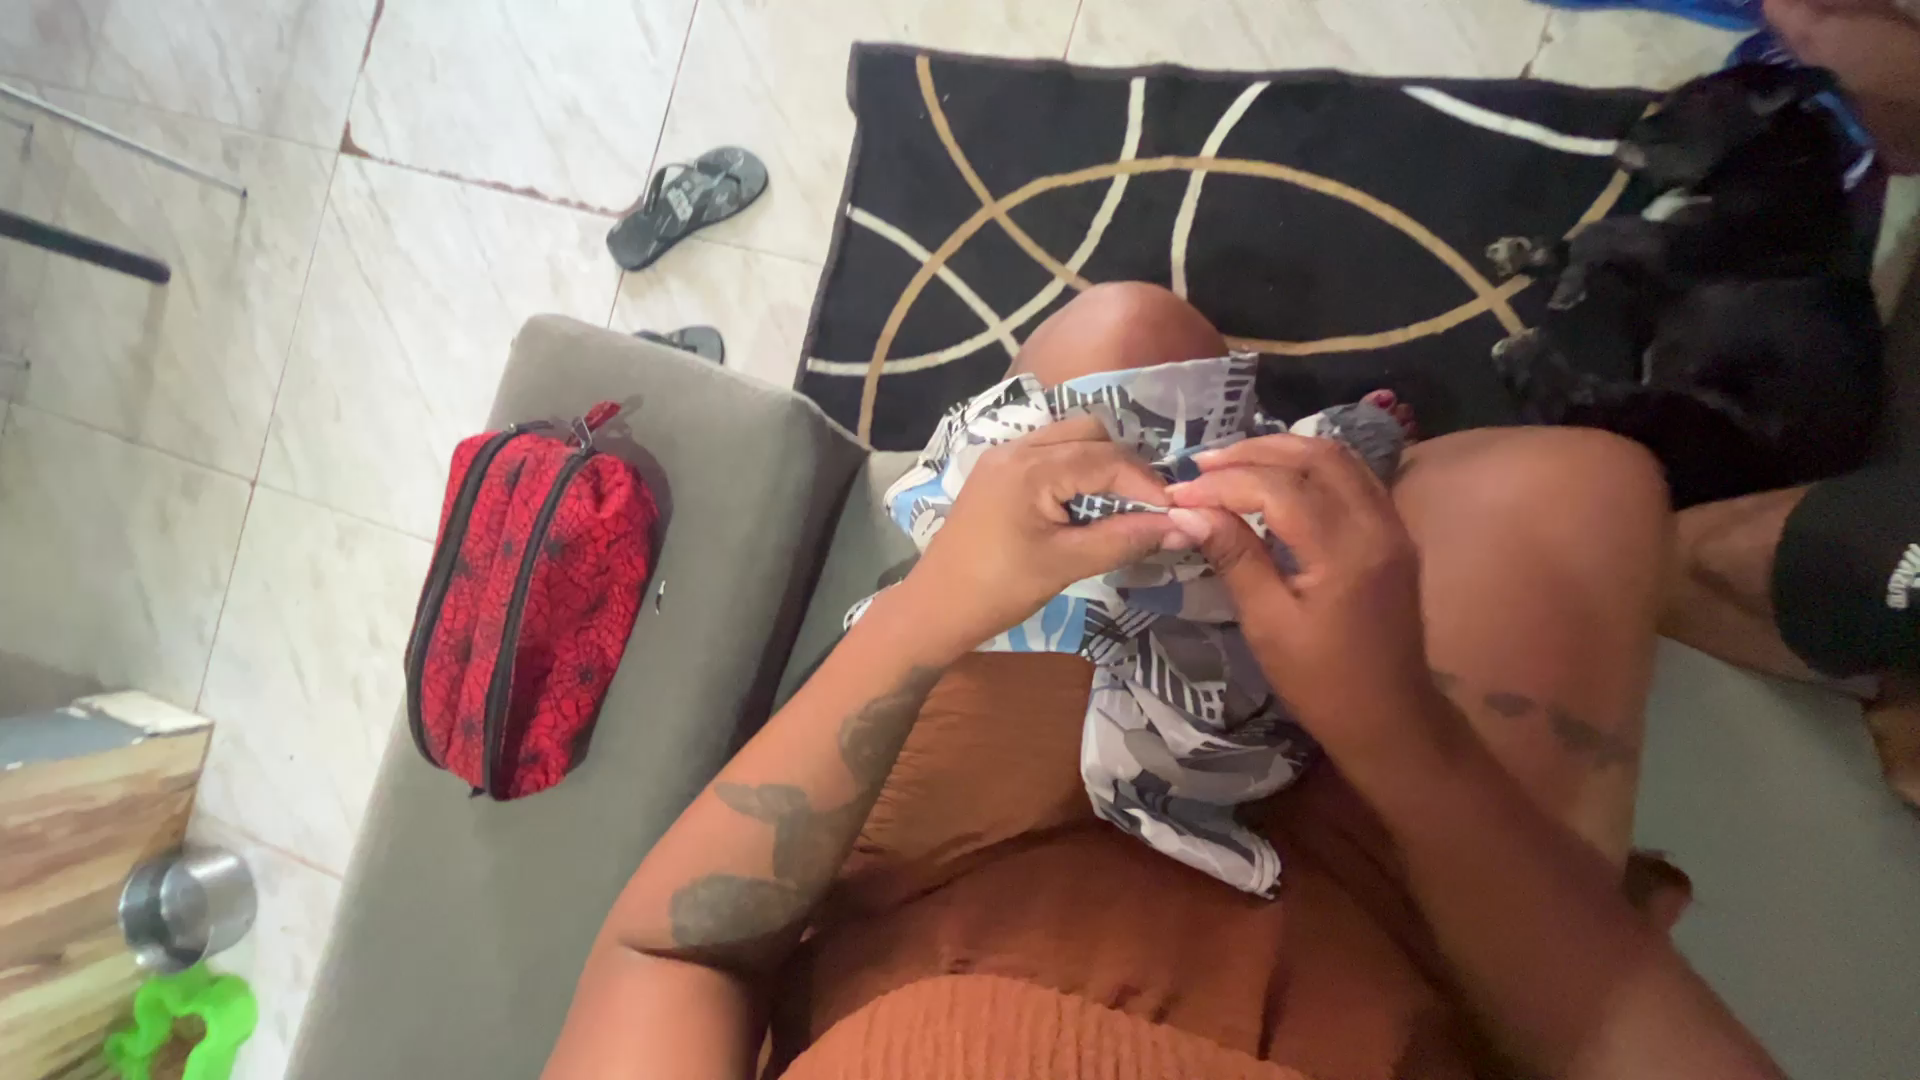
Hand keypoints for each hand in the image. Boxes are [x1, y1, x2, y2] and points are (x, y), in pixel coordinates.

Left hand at [899, 413, 1189, 657]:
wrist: (935, 608)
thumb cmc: (998, 589)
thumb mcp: (1066, 564)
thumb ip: (1125, 540)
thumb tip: (1185, 527)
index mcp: (1030, 467)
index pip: (1106, 459)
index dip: (1147, 484)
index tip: (1176, 512)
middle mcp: (1015, 448)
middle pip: (1089, 433)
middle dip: (1124, 465)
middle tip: (1147, 506)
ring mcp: (1002, 457)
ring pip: (1067, 438)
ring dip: (1099, 463)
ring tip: (1120, 504)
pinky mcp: (996, 472)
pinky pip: (1046, 453)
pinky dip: (1073, 468)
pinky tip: (1084, 502)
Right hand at [1162, 434, 1441, 753]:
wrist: (1391, 719)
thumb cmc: (1321, 682)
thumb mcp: (1267, 623)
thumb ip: (1234, 557)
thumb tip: (1187, 512)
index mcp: (1346, 552)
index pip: (1280, 488)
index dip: (1224, 484)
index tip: (1180, 495)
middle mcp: (1378, 525)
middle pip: (1316, 456)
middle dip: (1253, 452)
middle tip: (1202, 466)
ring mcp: (1392, 526)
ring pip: (1338, 458)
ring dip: (1282, 451)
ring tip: (1230, 465)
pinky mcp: (1393, 533)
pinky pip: (1351, 477)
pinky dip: (1308, 467)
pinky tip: (1274, 478)